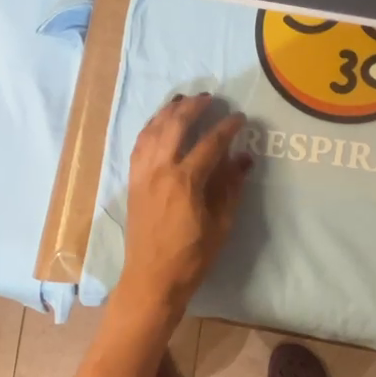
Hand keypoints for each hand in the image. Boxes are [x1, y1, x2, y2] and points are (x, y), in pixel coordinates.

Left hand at [116, 93, 253, 317]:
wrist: (152, 278)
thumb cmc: (192, 256)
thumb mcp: (221, 224)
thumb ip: (231, 187)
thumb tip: (243, 158)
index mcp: (185, 181)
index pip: (210, 143)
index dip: (227, 127)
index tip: (240, 118)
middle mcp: (160, 170)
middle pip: (175, 125)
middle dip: (193, 107)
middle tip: (209, 98)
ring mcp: (142, 174)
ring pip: (153, 130)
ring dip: (168, 111)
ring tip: (183, 100)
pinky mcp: (132, 181)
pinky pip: (140, 145)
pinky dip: (150, 128)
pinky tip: (158, 123)